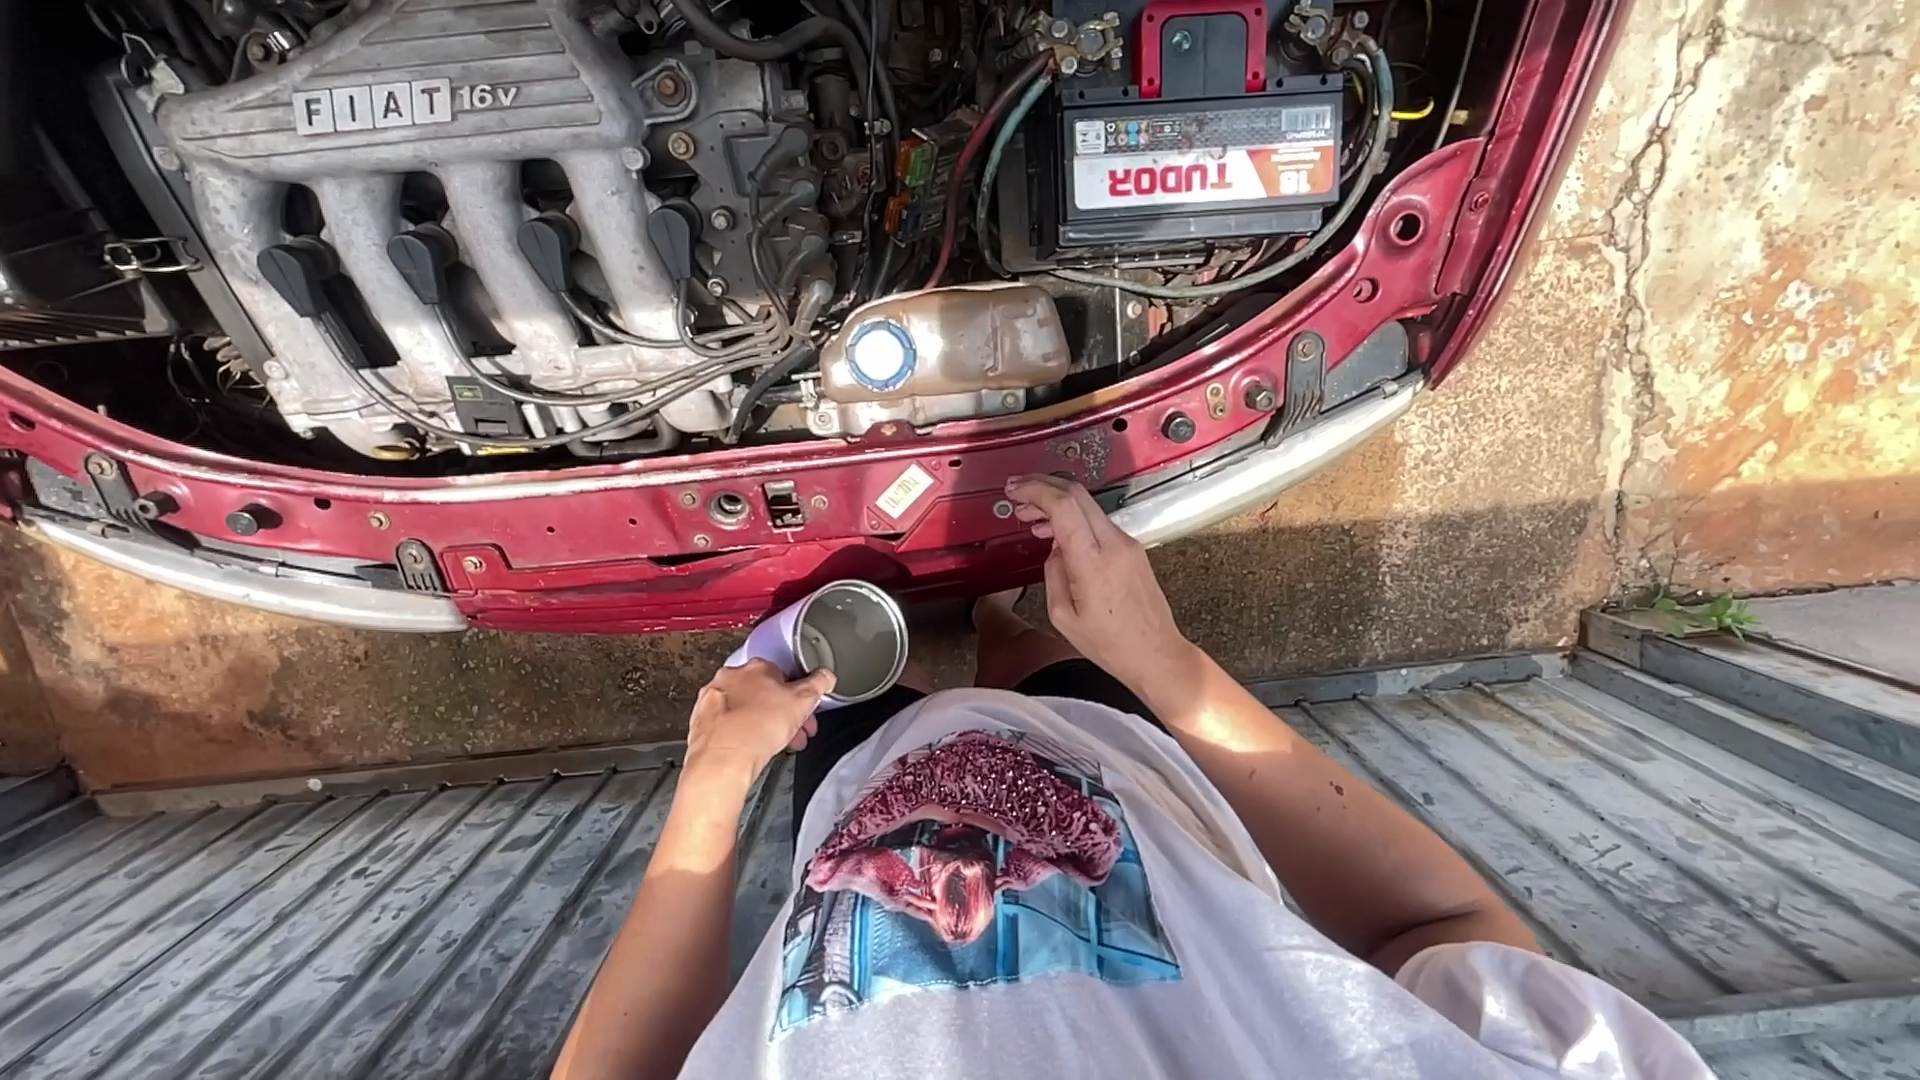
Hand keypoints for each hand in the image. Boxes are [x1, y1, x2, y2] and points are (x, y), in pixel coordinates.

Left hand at [686, 659, 836, 780]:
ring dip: (762, 723)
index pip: (786, 674)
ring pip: (746, 708)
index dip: (800, 696)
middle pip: (765, 693)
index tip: (803, 711)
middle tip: (792, 731)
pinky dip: (740, 733)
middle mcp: (731, 677)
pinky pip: (728, 724)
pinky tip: (749, 746)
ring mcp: (714, 698)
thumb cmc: (754, 730)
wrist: (720, 761)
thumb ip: (818, 685)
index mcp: (757, 667)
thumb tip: (825, 676)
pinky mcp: (702, 721)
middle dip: (782, 713)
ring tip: (773, 744)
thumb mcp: (802, 703)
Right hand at [1003, 475, 1199, 694]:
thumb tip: (1054, 550)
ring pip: (1087, 505)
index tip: (1015, 490)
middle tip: (1018, 493)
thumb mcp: (1063, 617)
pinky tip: (1058, 533)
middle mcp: (1114, 546)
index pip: (1063, 506)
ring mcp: (1127, 544)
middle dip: (1043, 486)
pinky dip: (1074, 519)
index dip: (1035, 490)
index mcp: (1093, 563)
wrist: (1156, 653)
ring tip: (1032, 516)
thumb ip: (1053, 574)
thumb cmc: (1113, 644)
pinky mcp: (1132, 549)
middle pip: (1076, 494)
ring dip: (1057, 503)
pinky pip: (1098, 523)